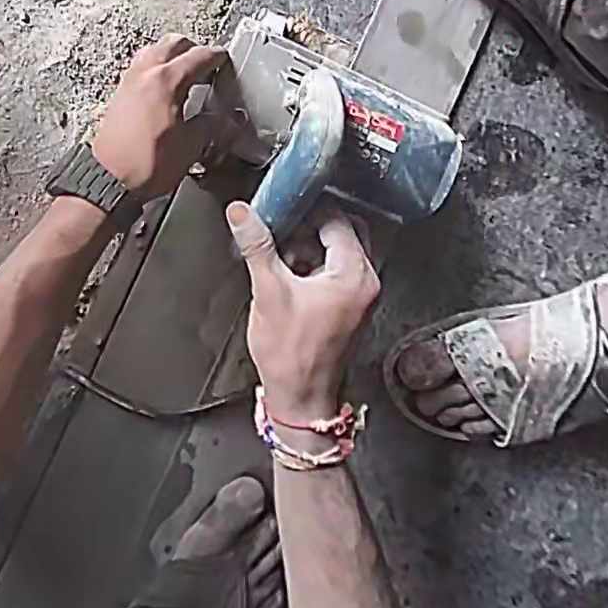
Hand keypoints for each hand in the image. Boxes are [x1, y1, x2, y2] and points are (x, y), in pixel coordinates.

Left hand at [91, 33, 229, 201]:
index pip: (198, 56)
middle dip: (193, 49)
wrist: (108, 179)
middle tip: (207, 63)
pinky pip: (140, 68)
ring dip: (170, 55)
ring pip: (153, 52)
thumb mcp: (190, 146)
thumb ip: (213, 127)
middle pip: (172, 44)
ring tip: (185, 72)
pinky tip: (163, 88)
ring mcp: (128, 82)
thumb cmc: (144, 164)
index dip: (217, 57)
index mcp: (165, 81)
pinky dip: (155, 68)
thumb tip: (228, 121)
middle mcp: (144, 74)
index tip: (225, 61)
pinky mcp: (119, 95)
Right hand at [227, 201, 380, 421]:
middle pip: (343, 233)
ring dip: (309, 247)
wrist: (300, 397)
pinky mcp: (348, 306)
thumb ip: (257, 246)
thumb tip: (243, 214)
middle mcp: (364, 283)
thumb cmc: (291, 354)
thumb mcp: (268, 291)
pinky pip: (334, 271)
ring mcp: (359, 296)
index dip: (307, 212)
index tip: (283, 210)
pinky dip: (312, 265)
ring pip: (337, 251)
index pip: (337, 221)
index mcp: (354, 275)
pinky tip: (287, 275)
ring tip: (280, 257)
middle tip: (281, 231)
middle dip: (309, 228)